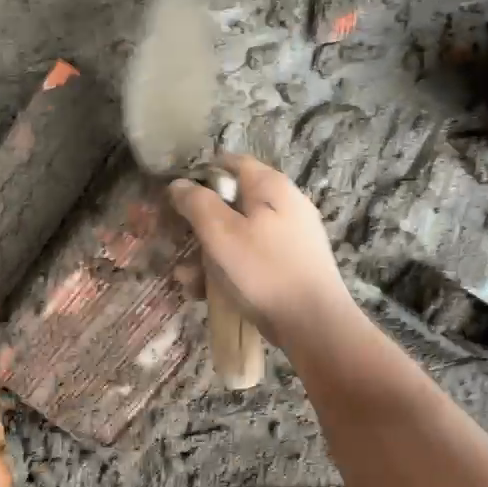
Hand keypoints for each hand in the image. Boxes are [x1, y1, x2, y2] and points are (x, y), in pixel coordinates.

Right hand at [167, 154, 353, 347]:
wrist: (313, 323)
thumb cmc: (264, 270)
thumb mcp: (221, 233)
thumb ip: (196, 203)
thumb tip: (178, 184)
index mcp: (269, 186)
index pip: (228, 163)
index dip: (197, 176)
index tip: (174, 198)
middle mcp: (282, 203)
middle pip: (229, 201)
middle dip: (197, 224)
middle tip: (174, 242)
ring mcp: (288, 235)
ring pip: (235, 234)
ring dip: (205, 253)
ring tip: (186, 278)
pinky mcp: (287, 263)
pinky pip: (248, 257)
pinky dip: (225, 270)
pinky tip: (206, 292)